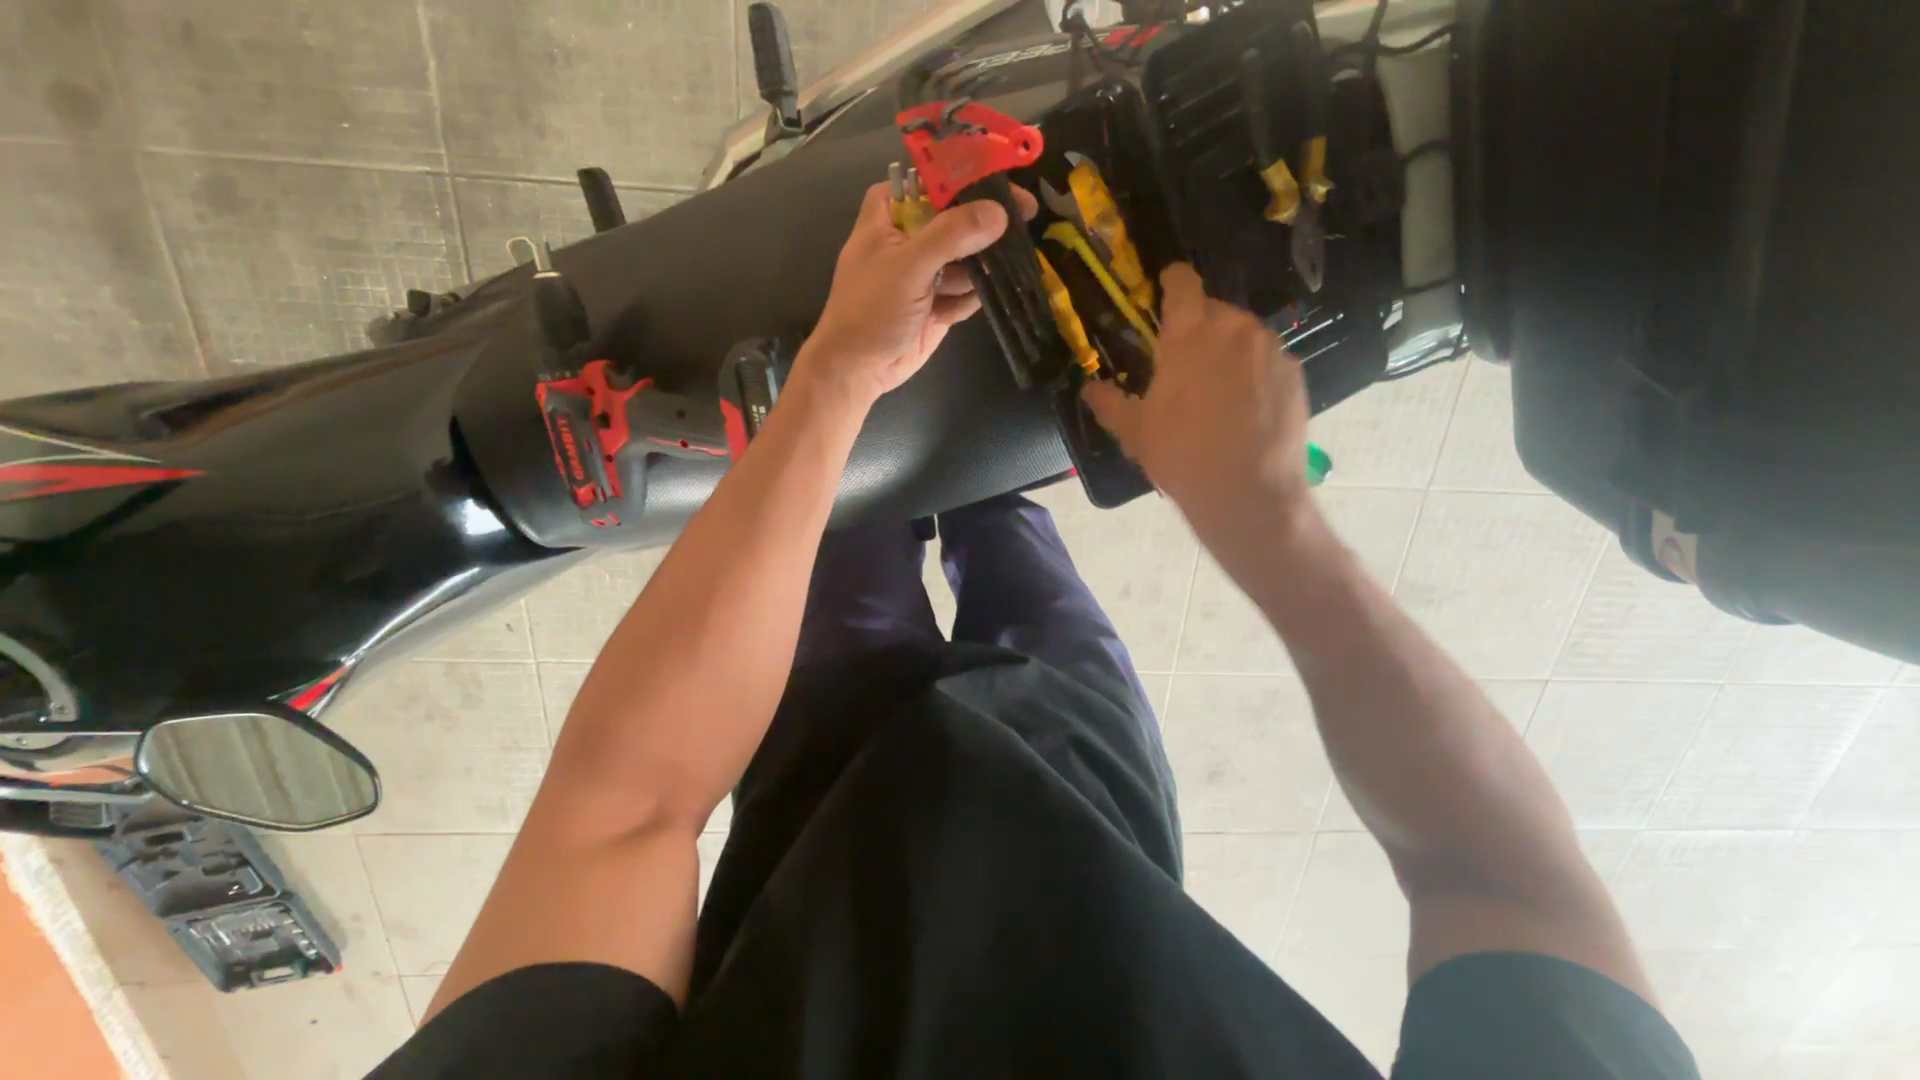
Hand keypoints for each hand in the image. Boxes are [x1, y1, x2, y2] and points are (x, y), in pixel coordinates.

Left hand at [794, 182, 1037, 406]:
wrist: (858, 369)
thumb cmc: (870, 311)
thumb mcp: (908, 267)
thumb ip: (952, 235)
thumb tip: (1000, 211)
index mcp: (893, 208)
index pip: (942, 180)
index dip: (978, 183)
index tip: (1014, 195)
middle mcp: (913, 230)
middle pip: (965, 216)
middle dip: (985, 234)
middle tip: (1018, 235)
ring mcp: (929, 264)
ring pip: (974, 254)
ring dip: (974, 274)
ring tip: (949, 292)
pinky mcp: (941, 295)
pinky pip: (971, 288)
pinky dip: (964, 301)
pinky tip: (943, 314)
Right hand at [1083, 263, 1313, 539]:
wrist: (1248, 493)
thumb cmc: (1182, 457)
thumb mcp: (1135, 432)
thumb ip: (1110, 403)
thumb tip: (1089, 390)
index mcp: (1189, 335)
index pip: (1183, 283)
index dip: (1173, 282)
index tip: (1166, 291)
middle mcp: (1233, 329)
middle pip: (1214, 310)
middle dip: (1199, 329)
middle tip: (1186, 366)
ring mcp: (1269, 349)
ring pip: (1244, 335)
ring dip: (1229, 351)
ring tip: (1218, 392)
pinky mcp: (1295, 373)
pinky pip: (1268, 360)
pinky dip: (1255, 373)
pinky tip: (1247, 409)